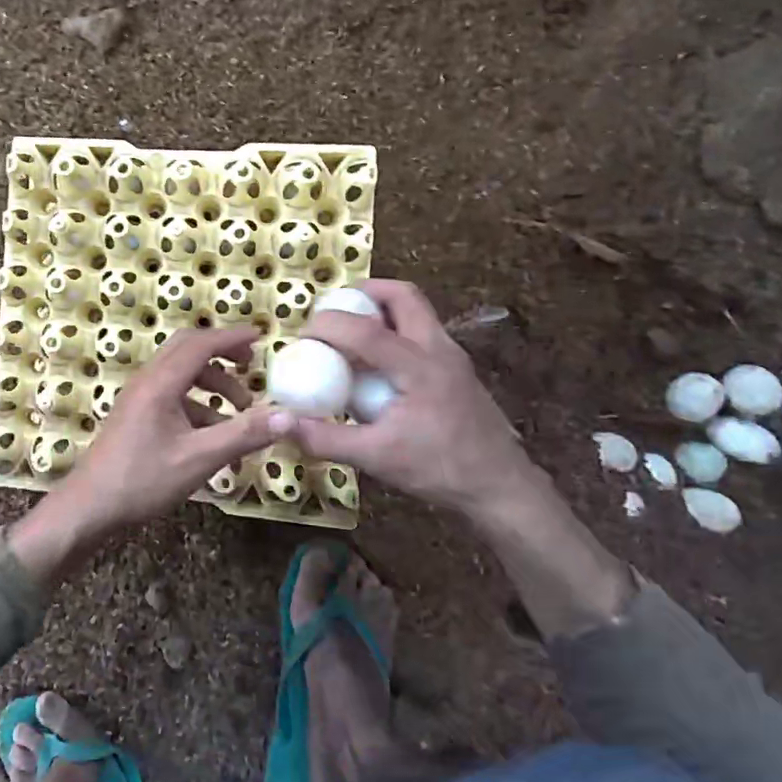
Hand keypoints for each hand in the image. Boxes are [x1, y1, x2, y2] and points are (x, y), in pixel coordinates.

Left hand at [11, 325, 294, 580]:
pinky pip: (171, 397)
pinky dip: (197, 406)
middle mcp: (147, 381)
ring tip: (241, 413)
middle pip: (187, 351)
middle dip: (222, 356)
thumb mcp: (200, 458)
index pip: (200, 344)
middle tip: (250, 368)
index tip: (261, 338)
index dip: (232, 338)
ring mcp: (139, 398)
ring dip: (212, 386)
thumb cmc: (143, 479)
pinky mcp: (136, 415)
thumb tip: (287, 416)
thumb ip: (243, 434)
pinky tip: (214, 436)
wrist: (90, 506)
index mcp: (160, 383)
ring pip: (181, 376)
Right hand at [291, 280, 538, 518]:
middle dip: (363, 293)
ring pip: (416, 310)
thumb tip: (280, 423)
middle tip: (332, 310)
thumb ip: (325, 439)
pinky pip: (420, 330)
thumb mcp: (376, 458)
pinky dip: (393, 329)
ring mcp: (452, 356)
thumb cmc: (440, 470)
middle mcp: (439, 349)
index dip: (328, 326)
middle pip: (403, 296)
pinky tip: (375, 363)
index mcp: (419, 367)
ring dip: (380, 309)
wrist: (502, 488)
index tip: (302, 337)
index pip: (366, 330)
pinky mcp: (456, 368)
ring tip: (349, 331)